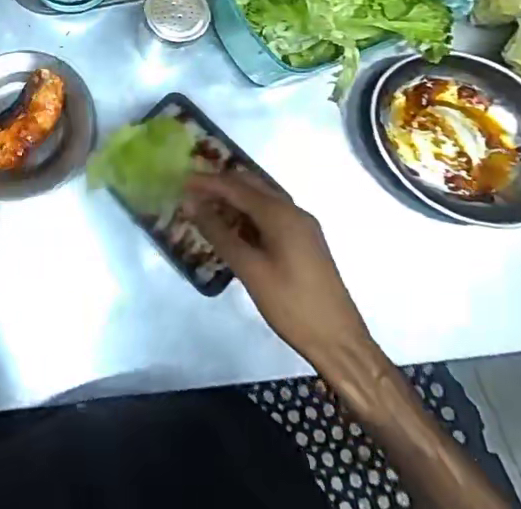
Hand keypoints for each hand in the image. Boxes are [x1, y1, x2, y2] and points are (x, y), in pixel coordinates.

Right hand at [182, 170, 372, 366]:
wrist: (339, 340)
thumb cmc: (291, 304)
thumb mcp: (249, 269)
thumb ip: (219, 233)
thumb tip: (191, 204)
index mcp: (281, 214)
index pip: (237, 187)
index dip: (208, 182)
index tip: (181, 181)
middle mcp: (294, 211)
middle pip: (252, 186)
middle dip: (221, 184)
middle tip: (192, 190)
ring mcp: (302, 226)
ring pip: (263, 200)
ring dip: (235, 199)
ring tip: (207, 207)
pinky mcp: (305, 241)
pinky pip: (272, 215)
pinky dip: (249, 214)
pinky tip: (234, 227)